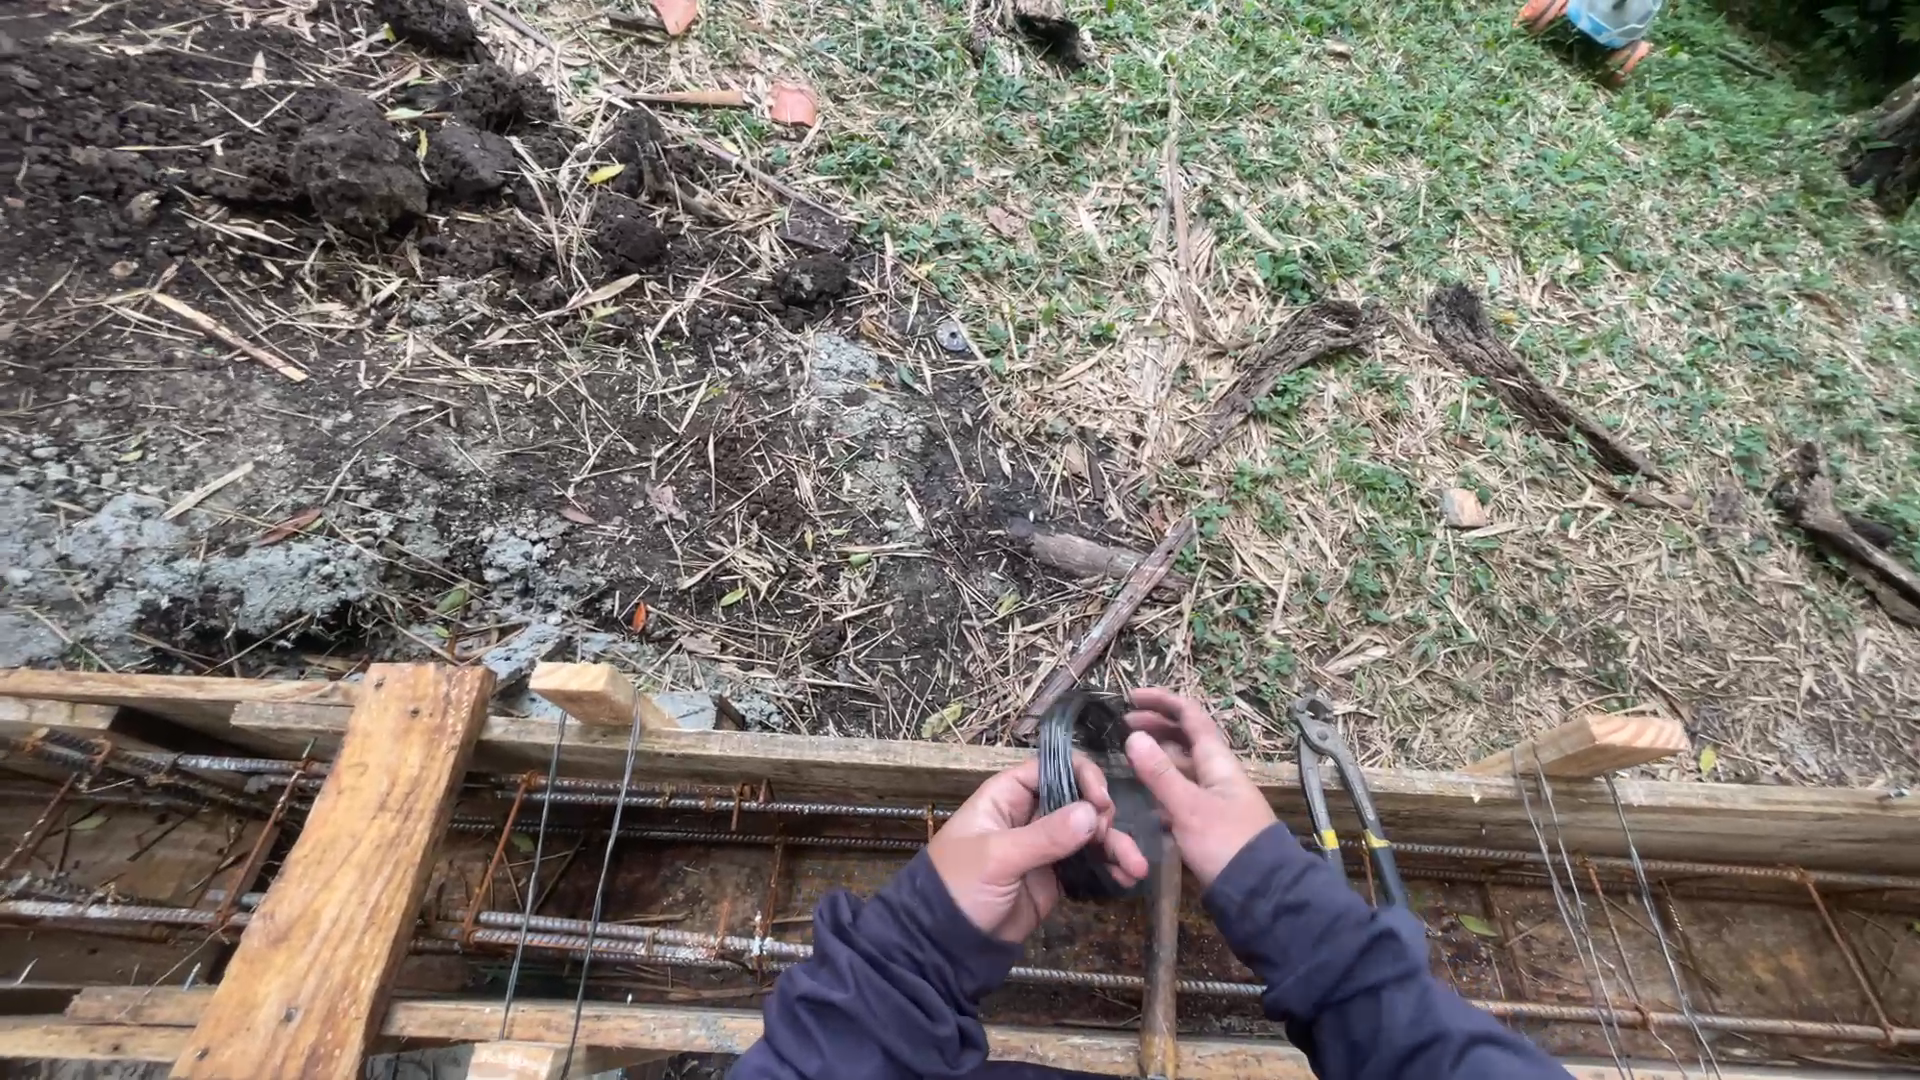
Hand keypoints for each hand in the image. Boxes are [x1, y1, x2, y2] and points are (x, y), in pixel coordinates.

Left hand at [927, 758, 1150, 942]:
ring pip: (1087, 832)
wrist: (948, 945)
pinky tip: (1128, 876)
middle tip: (1107, 834)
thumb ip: (1044, 836)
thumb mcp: (997, 857)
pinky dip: (1110, 867)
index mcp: (1006, 796)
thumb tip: (1091, 812)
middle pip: (1075, 797)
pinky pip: (1088, 862)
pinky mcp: (1055, 876)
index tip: (1100, 799)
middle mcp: (1028, 814)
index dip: (1080, 775)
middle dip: (1100, 812)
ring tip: (1136, 865)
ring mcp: (1043, 846)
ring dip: (1114, 844)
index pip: (1050, 768)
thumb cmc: (960, 886)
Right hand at [1123, 687, 1276, 886]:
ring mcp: (1213, 798)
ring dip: (1156, 754)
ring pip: (1182, 765)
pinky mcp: (1207, 822)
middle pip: (1185, 738)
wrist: (1263, 897)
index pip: (1190, 716)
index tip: (1130, 697)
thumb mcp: (1189, 808)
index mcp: (1217, 761)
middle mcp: (1216, 773)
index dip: (1162, 701)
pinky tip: (1141, 792)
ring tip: (1127, 753)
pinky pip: (1180, 791)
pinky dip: (1160, 783)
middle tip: (1123, 724)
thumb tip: (1134, 735)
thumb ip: (1160, 773)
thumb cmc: (1227, 845)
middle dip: (1156, 725)